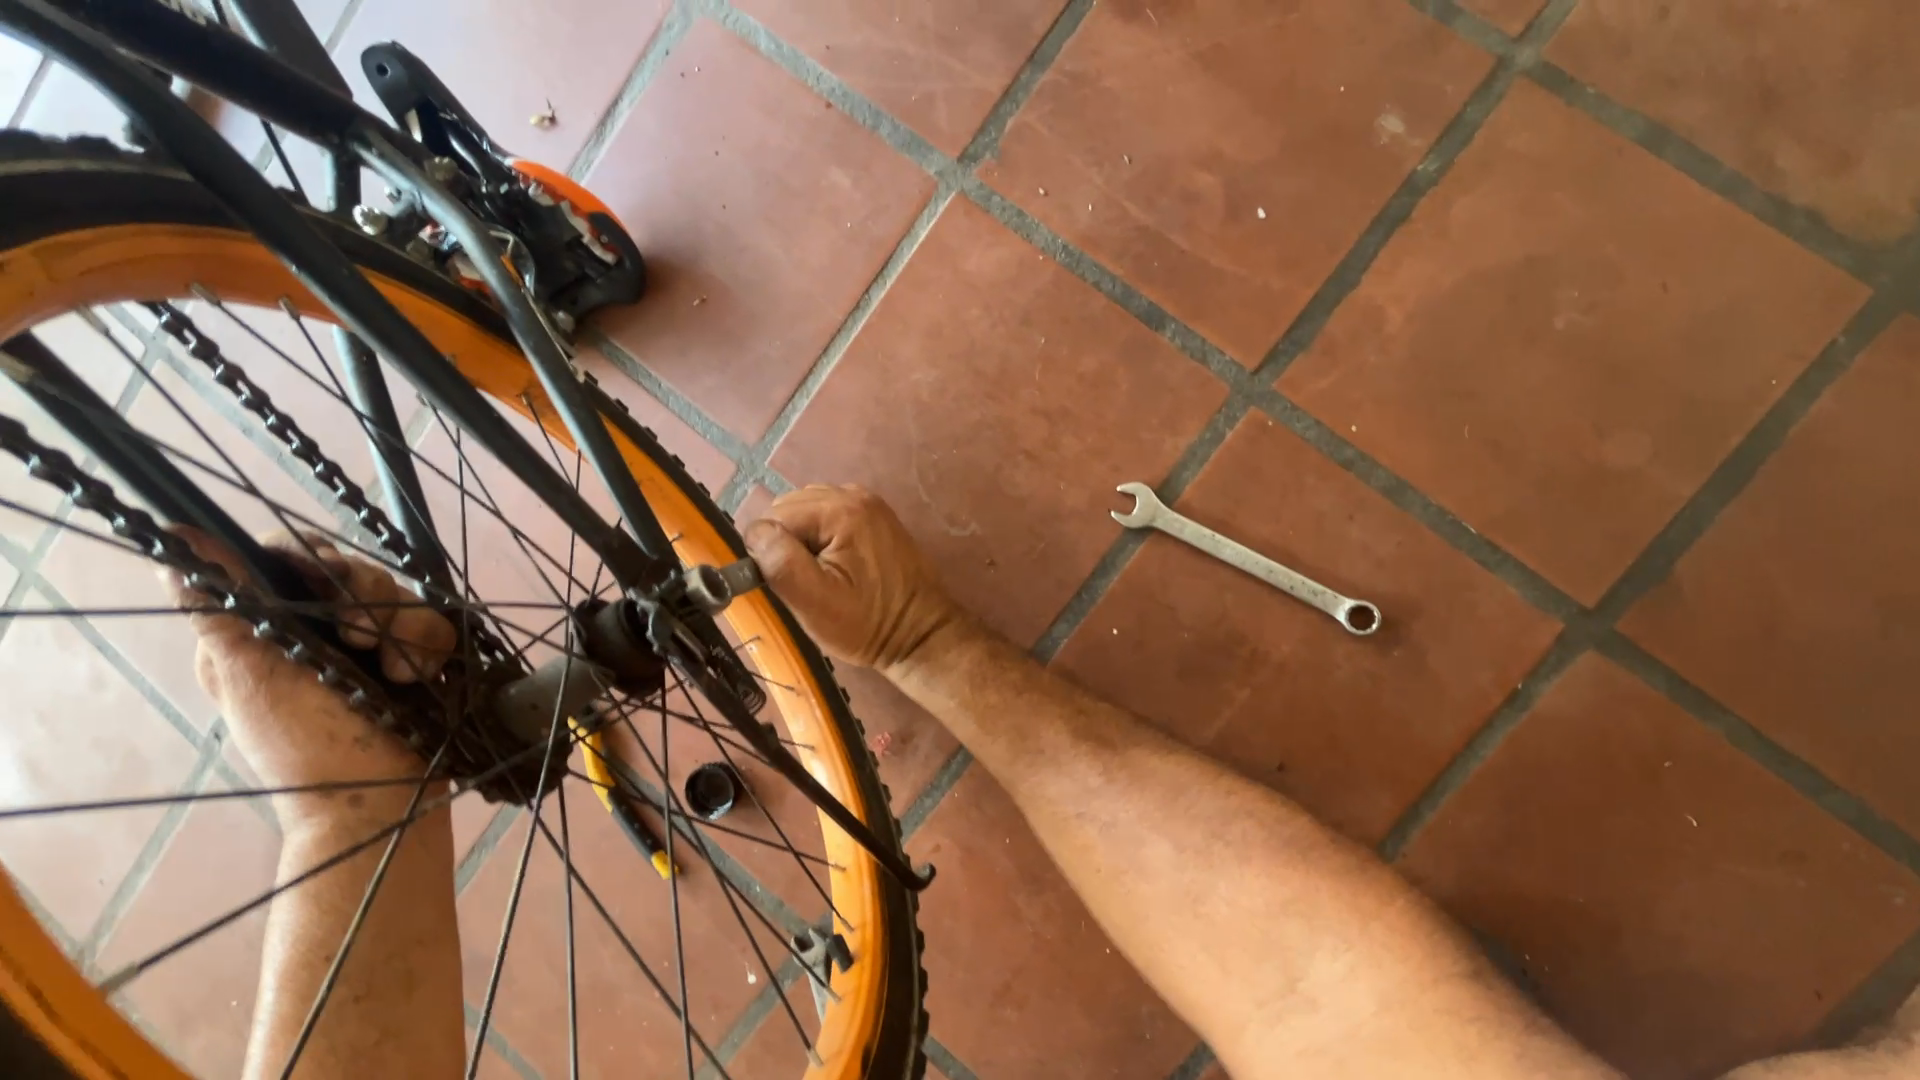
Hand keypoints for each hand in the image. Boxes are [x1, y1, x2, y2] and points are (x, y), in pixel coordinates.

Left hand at [161, 529, 455, 832]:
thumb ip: (218, 612)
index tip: (324, 576)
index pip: (287, 555)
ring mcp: (377, 640)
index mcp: (270, 623)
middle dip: (364, 596)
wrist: (381, 798)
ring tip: (395, 673)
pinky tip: (420, 679)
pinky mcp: (421, 654)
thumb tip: (170, 545)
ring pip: (403, 593)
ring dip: (403, 629)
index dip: (310, 553)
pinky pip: (437, 623)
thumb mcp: (250, 679)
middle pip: (353, 568)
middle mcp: (323, 624)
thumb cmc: (304, 746)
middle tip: (361, 638)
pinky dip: (431, 648)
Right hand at [744, 485, 962, 673]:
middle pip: (789, 508)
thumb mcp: (816, 603)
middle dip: (787, 543)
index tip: (792, 585)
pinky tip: (835, 565)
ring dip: (803, 540)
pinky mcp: (874, 516)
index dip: (771, 553)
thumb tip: (757, 534)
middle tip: (808, 582)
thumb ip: (781, 563)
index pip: (775, 518)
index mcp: (841, 510)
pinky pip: (828, 515)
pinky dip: (821, 536)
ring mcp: (868, 503)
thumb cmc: (868, 624)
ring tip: (822, 575)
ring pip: (806, 510)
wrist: (920, 634)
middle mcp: (854, 494)